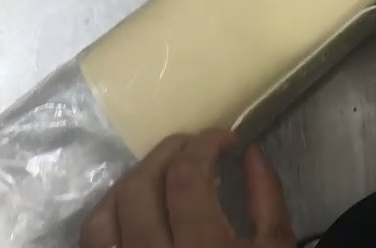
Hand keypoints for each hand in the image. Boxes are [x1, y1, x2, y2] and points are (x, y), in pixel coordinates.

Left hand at [78, 129, 293, 247]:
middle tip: (195, 145)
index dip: (205, 142)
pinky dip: (107, 219)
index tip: (227, 139)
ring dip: (130, 182)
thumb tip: (248, 151)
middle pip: (138, 188)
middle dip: (168, 151)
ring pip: (99, 219)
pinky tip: (133, 211)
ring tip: (160, 174)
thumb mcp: (276, 247)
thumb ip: (266, 194)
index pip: (187, 175)